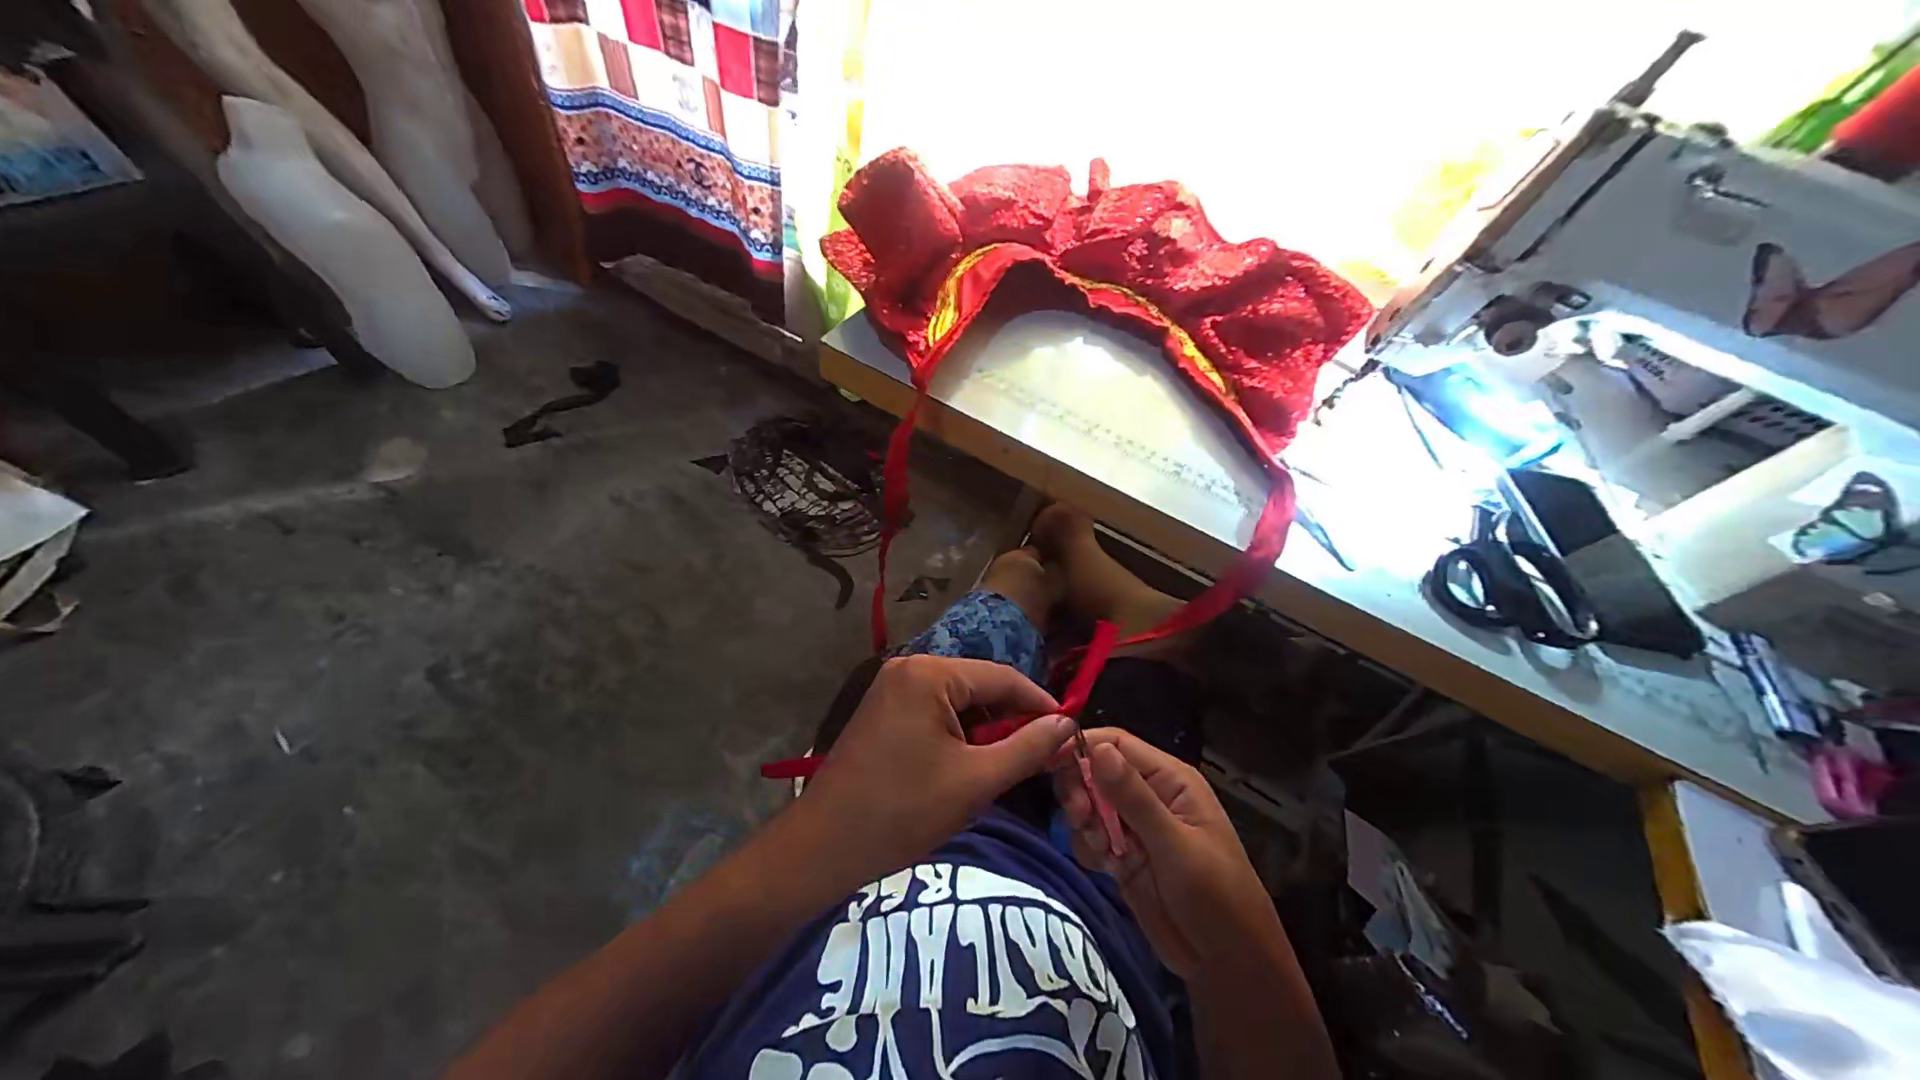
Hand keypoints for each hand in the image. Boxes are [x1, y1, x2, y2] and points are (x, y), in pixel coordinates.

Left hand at [798, 655, 1074, 883]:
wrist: (823, 847)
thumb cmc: (902, 812)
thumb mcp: (976, 780)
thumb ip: (1028, 747)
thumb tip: (1068, 724)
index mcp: (930, 673)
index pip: (1004, 677)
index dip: (1041, 705)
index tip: (1071, 733)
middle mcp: (909, 667)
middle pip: (980, 686)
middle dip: (1012, 719)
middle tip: (1042, 757)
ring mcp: (891, 688)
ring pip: (958, 701)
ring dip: (986, 730)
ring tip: (1007, 766)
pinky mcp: (882, 710)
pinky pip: (934, 712)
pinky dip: (958, 735)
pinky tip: (969, 765)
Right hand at [1053, 730, 1285, 979]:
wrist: (1228, 965)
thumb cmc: (1216, 897)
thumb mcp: (1175, 845)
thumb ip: (1134, 797)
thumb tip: (1096, 747)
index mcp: (1169, 779)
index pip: (1115, 743)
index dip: (1082, 748)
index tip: (1051, 765)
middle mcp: (1148, 794)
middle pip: (1094, 770)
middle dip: (1079, 790)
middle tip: (1081, 819)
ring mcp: (1133, 826)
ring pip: (1087, 804)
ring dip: (1084, 824)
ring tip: (1104, 853)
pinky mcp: (1121, 855)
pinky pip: (1088, 837)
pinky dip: (1087, 848)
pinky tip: (1105, 868)